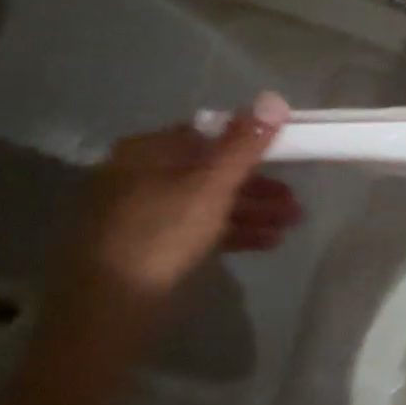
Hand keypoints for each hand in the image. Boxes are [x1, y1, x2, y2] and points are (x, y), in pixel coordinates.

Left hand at [54, 91, 302, 307]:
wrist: (109, 305)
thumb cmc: (161, 234)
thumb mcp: (210, 185)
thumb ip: (245, 145)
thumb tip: (275, 99)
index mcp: (147, 152)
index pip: (205, 134)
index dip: (248, 142)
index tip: (285, 156)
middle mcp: (140, 176)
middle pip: (210, 171)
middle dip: (258, 185)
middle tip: (296, 201)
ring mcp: (143, 215)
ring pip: (207, 203)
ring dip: (252, 210)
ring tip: (292, 223)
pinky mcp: (149, 249)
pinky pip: (199, 230)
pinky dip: (233, 232)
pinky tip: (268, 242)